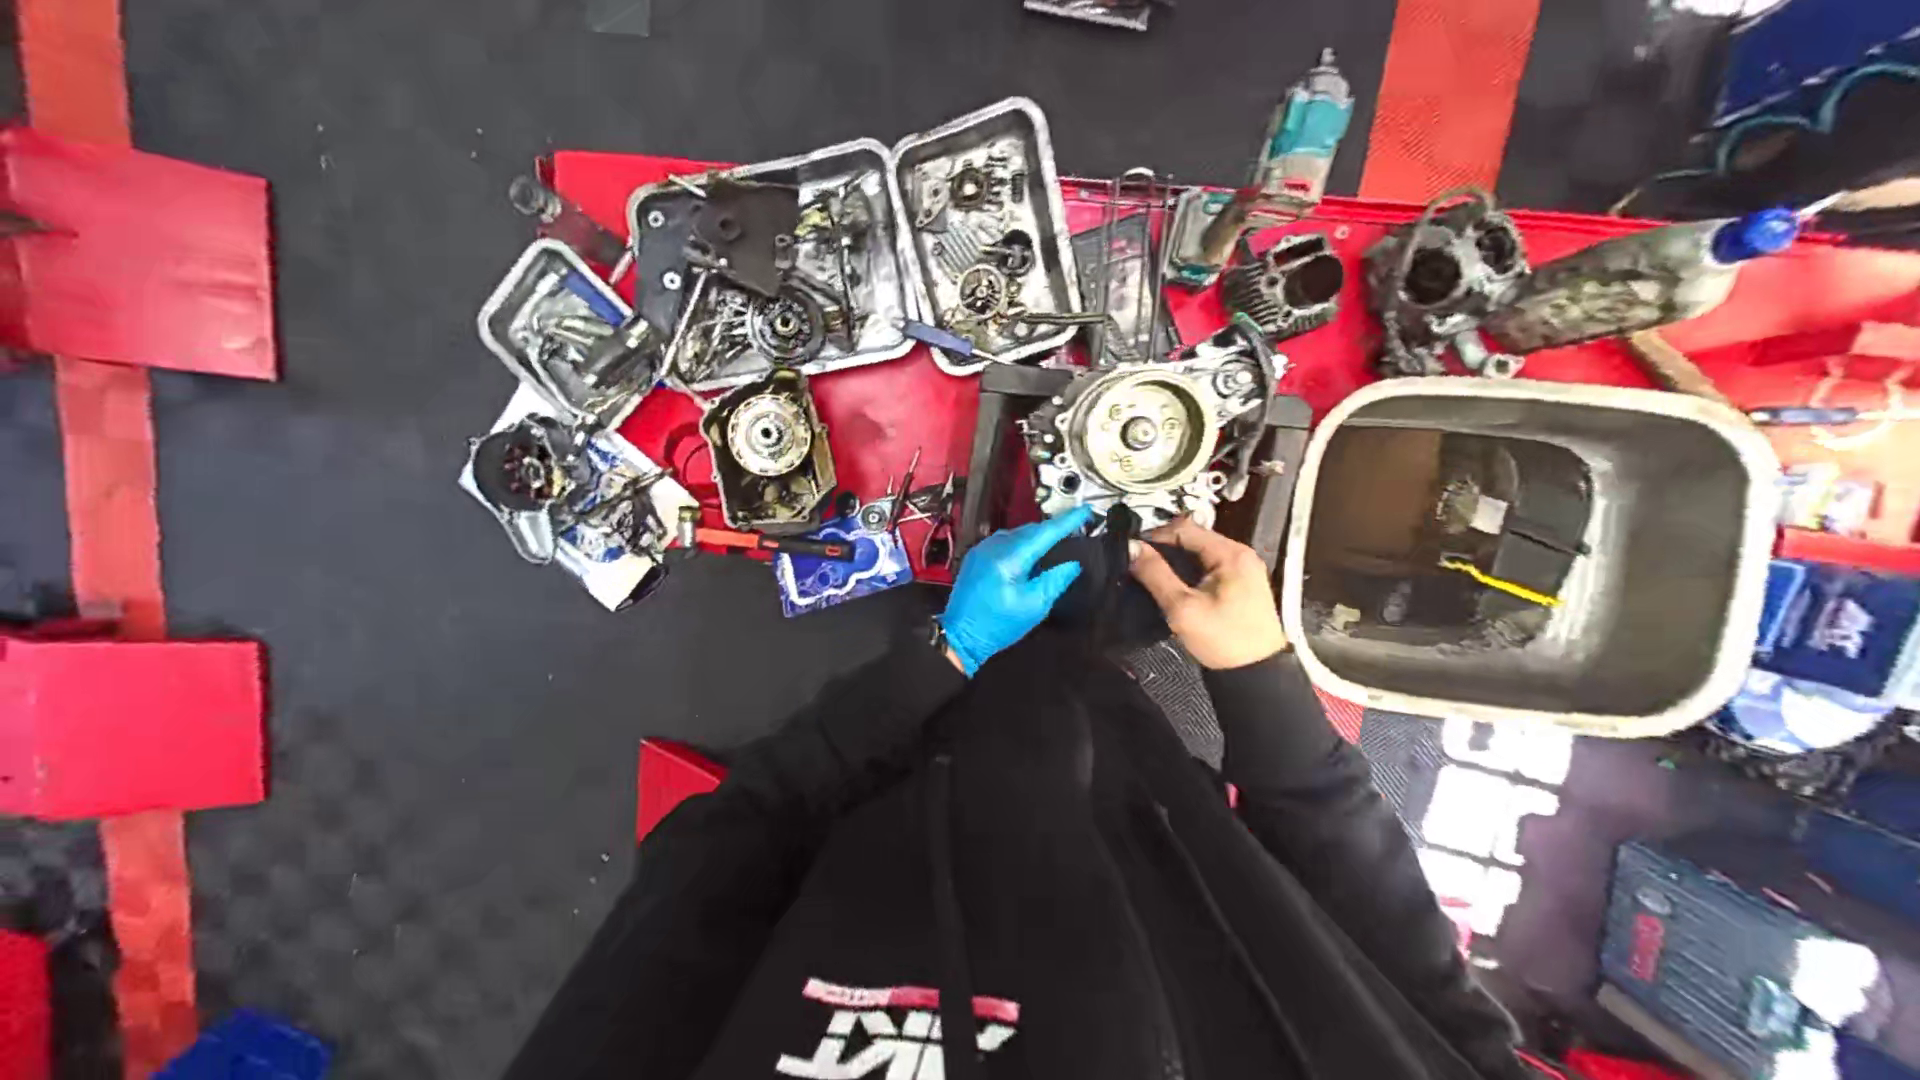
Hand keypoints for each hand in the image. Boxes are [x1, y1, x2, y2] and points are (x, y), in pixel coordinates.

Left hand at [939, 506, 1093, 675]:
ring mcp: (982, 549)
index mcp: (1009, 557)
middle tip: (1075, 529)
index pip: (1045, 532)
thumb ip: (1056, 581)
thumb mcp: (1034, 606)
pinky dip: (1022, 544)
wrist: (961, 636)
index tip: (1086, 511)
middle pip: (1031, 530)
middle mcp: (993, 546)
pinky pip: (1005, 542)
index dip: (1068, 521)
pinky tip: (1031, 556)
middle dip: (1053, 529)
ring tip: (1057, 544)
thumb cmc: (997, 625)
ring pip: (1017, 534)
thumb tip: (1073, 564)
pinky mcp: (977, 556)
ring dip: (1037, 537)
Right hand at [1129, 517, 1287, 669]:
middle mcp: (1240, 554)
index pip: (1183, 528)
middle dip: (1163, 548)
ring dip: (1175, 560)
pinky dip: (1188, 570)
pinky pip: (1208, 565)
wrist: (1256, 672)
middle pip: (1192, 537)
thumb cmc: (1222, 640)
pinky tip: (1173, 584)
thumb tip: (1131, 547)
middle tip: (1139, 564)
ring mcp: (1243, 568)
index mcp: (1230, 554)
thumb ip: (1155, 574)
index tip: (1133, 551)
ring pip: (1199, 552)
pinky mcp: (1241, 583)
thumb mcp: (1182, 607)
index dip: (1154, 536)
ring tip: (1151, 575)